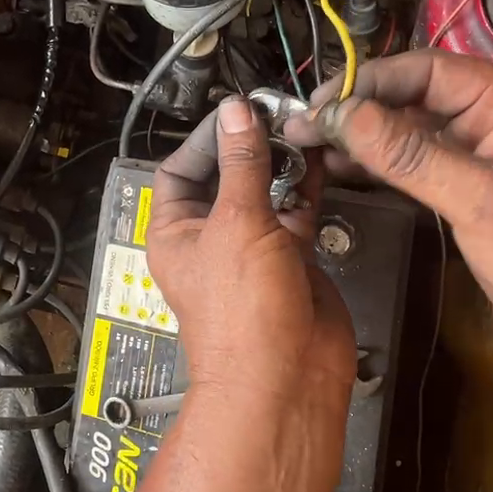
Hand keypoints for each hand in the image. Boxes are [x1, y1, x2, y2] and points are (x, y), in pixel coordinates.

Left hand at [146, 97, 356, 401]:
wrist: (288, 377)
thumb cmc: (241, 313)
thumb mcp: (236, 223)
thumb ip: (241, 165)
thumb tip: (236, 115)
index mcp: (175, 230)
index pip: (179, 169)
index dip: (206, 140)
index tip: (236, 114)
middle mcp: (209, 236)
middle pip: (225, 176)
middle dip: (249, 148)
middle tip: (274, 114)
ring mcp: (250, 247)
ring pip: (263, 191)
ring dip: (280, 164)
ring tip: (298, 129)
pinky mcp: (289, 257)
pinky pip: (294, 212)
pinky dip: (306, 188)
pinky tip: (317, 159)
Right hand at [285, 50, 492, 350]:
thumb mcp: (485, 200)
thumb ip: (410, 155)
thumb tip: (345, 115)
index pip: (426, 71)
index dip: (368, 82)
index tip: (320, 104)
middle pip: (412, 97)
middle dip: (357, 110)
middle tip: (303, 127)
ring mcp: (484, 154)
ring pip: (409, 131)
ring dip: (362, 138)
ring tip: (311, 147)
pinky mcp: (472, 189)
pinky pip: (417, 163)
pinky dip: (379, 165)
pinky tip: (342, 168)